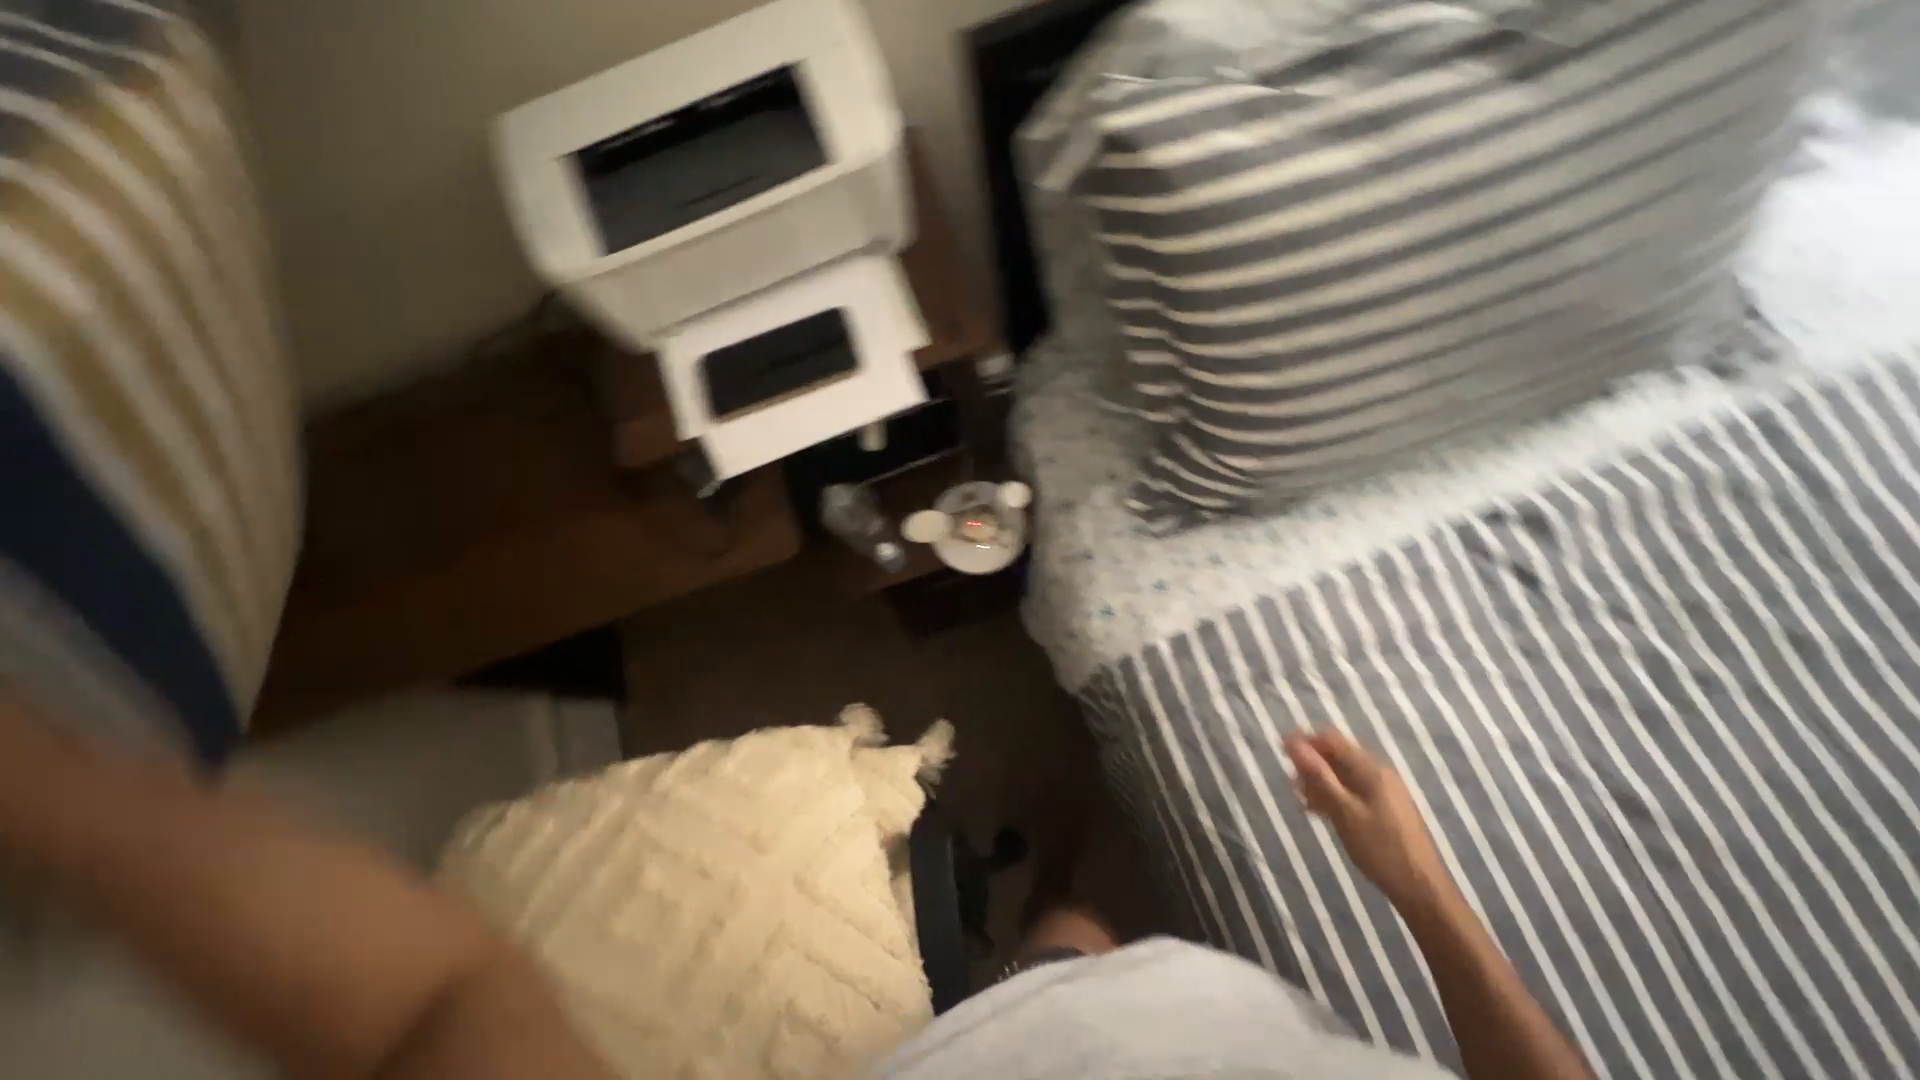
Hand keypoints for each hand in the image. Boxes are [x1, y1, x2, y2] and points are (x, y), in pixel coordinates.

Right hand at [1285, 732, 1455, 913]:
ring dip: (1321, 783)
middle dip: (1312, 766)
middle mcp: (1379, 773)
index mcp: (1370, 769)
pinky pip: (1353, 791)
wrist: (1420, 887)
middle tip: (1293, 789)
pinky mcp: (1385, 808)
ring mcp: (1384, 791)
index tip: (1281, 755)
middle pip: (1337, 755)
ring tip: (1305, 804)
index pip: (1331, 739)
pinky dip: (1335, 796)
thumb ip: (1318, 776)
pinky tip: (1323, 813)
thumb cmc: (1380, 848)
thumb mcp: (1343, 811)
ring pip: (1344, 775)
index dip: (1304, 742)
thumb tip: (1294, 744)